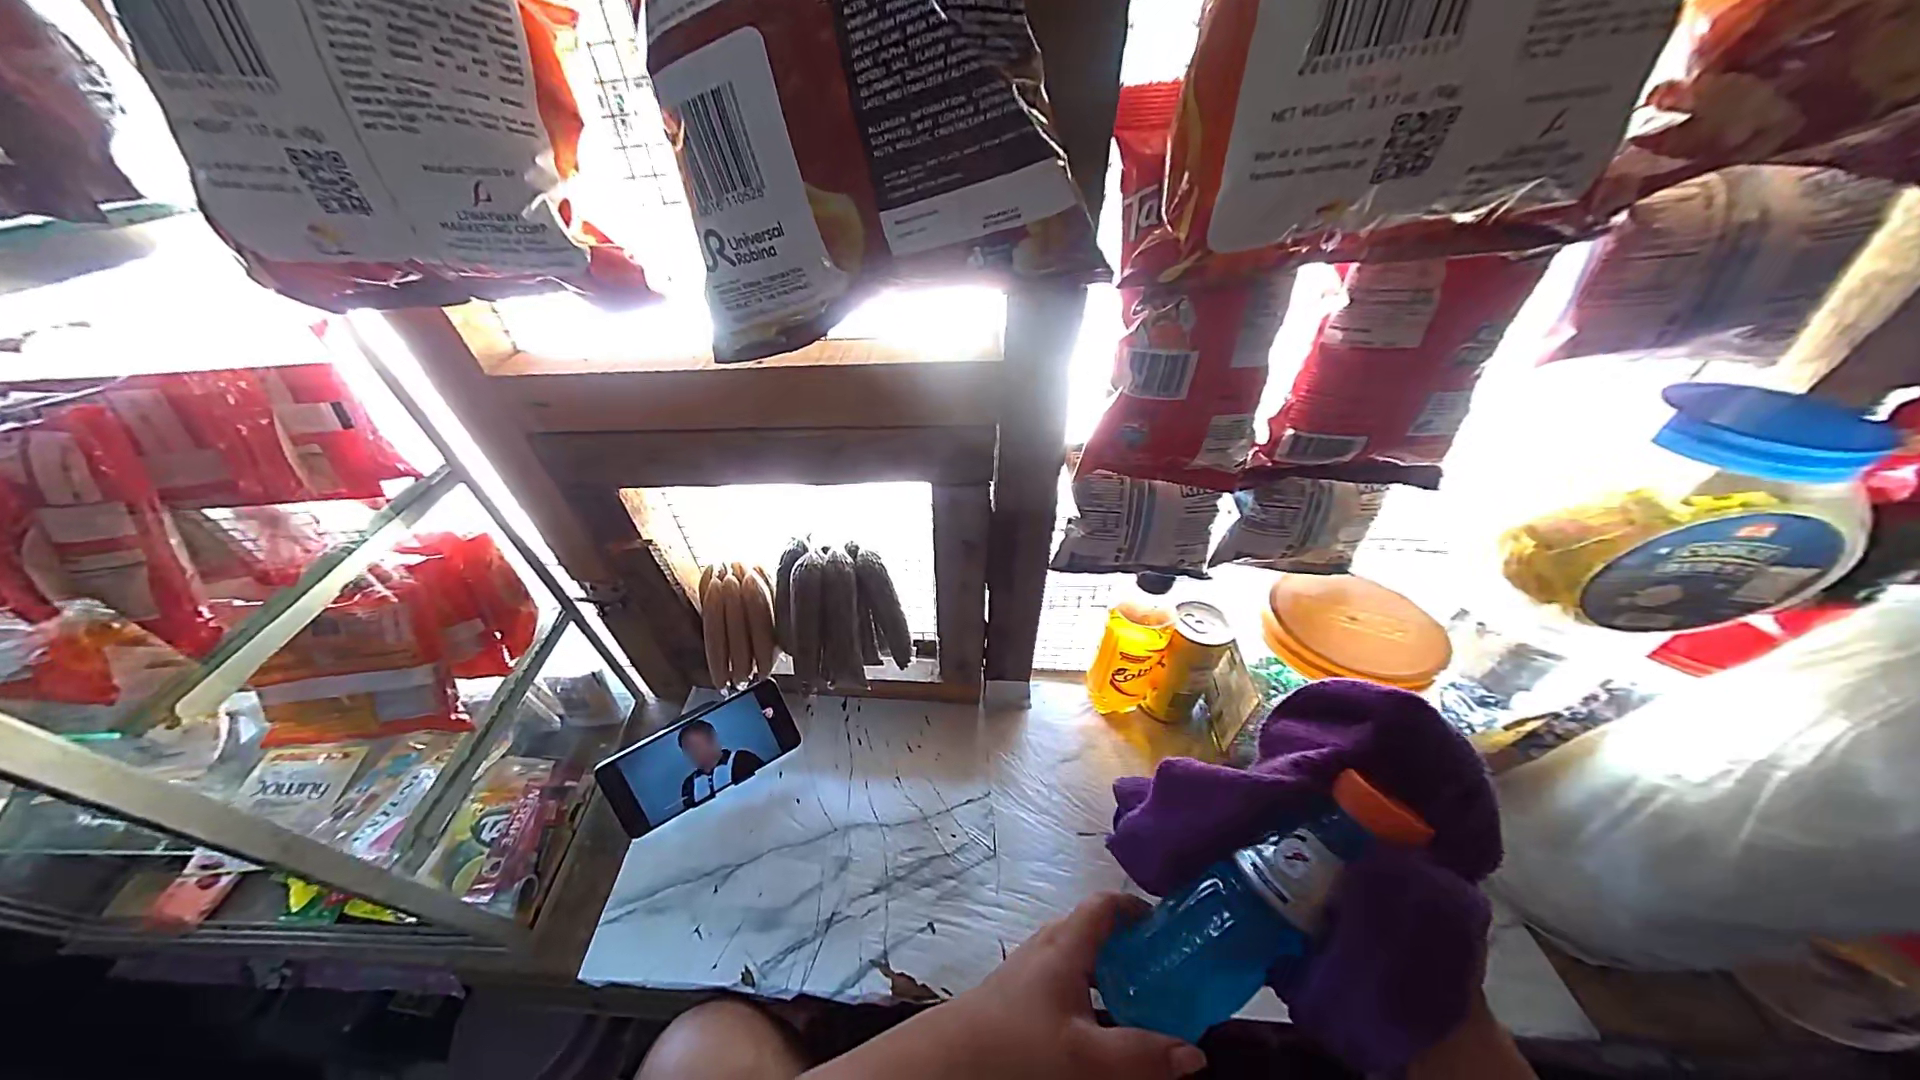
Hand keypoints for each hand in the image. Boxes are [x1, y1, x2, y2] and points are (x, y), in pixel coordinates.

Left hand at [806, 893, 1206, 1079]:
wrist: (953, 1060)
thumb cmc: (1020, 1046)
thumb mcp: (1087, 1057)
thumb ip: (1141, 1055)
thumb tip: (1195, 1054)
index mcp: (1066, 945)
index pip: (1104, 904)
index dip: (1135, 906)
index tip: (1166, 925)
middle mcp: (1047, 945)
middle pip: (1092, 926)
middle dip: (1128, 939)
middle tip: (1162, 964)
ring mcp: (1030, 966)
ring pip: (1078, 951)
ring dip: (1108, 963)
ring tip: (1139, 992)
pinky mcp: (1019, 990)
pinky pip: (1065, 973)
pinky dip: (1090, 983)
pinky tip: (1098, 1017)